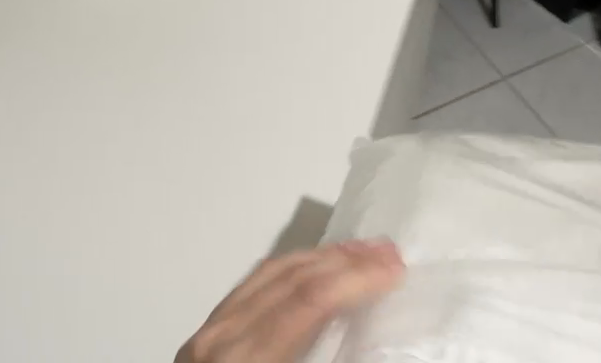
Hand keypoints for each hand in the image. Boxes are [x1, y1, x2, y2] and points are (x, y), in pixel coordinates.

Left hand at [175, 240, 404, 362]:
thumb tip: (375, 348)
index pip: (307, 303)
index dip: (354, 280)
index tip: (395, 269)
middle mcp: (222, 340)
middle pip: (291, 278)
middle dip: (345, 260)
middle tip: (389, 252)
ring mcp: (208, 332)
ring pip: (271, 273)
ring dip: (321, 258)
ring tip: (362, 253)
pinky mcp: (205, 333)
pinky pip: (254, 284)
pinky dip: (292, 269)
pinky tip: (317, 269)